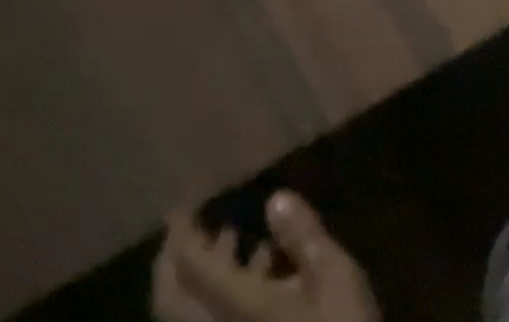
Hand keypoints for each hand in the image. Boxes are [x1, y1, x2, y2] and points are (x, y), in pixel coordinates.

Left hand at [152, 192, 378, 321]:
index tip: (181, 208)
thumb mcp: (332, 276)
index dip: (182, 235)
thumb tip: (275, 198)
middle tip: (188, 225)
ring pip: (197, 308)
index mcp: (235, 305)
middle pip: (176, 297)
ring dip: (205, 270)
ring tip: (230, 232)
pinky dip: (229, 286)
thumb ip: (302, 238)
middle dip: (177, 259)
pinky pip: (220, 314)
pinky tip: (265, 264)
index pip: (193, 267)